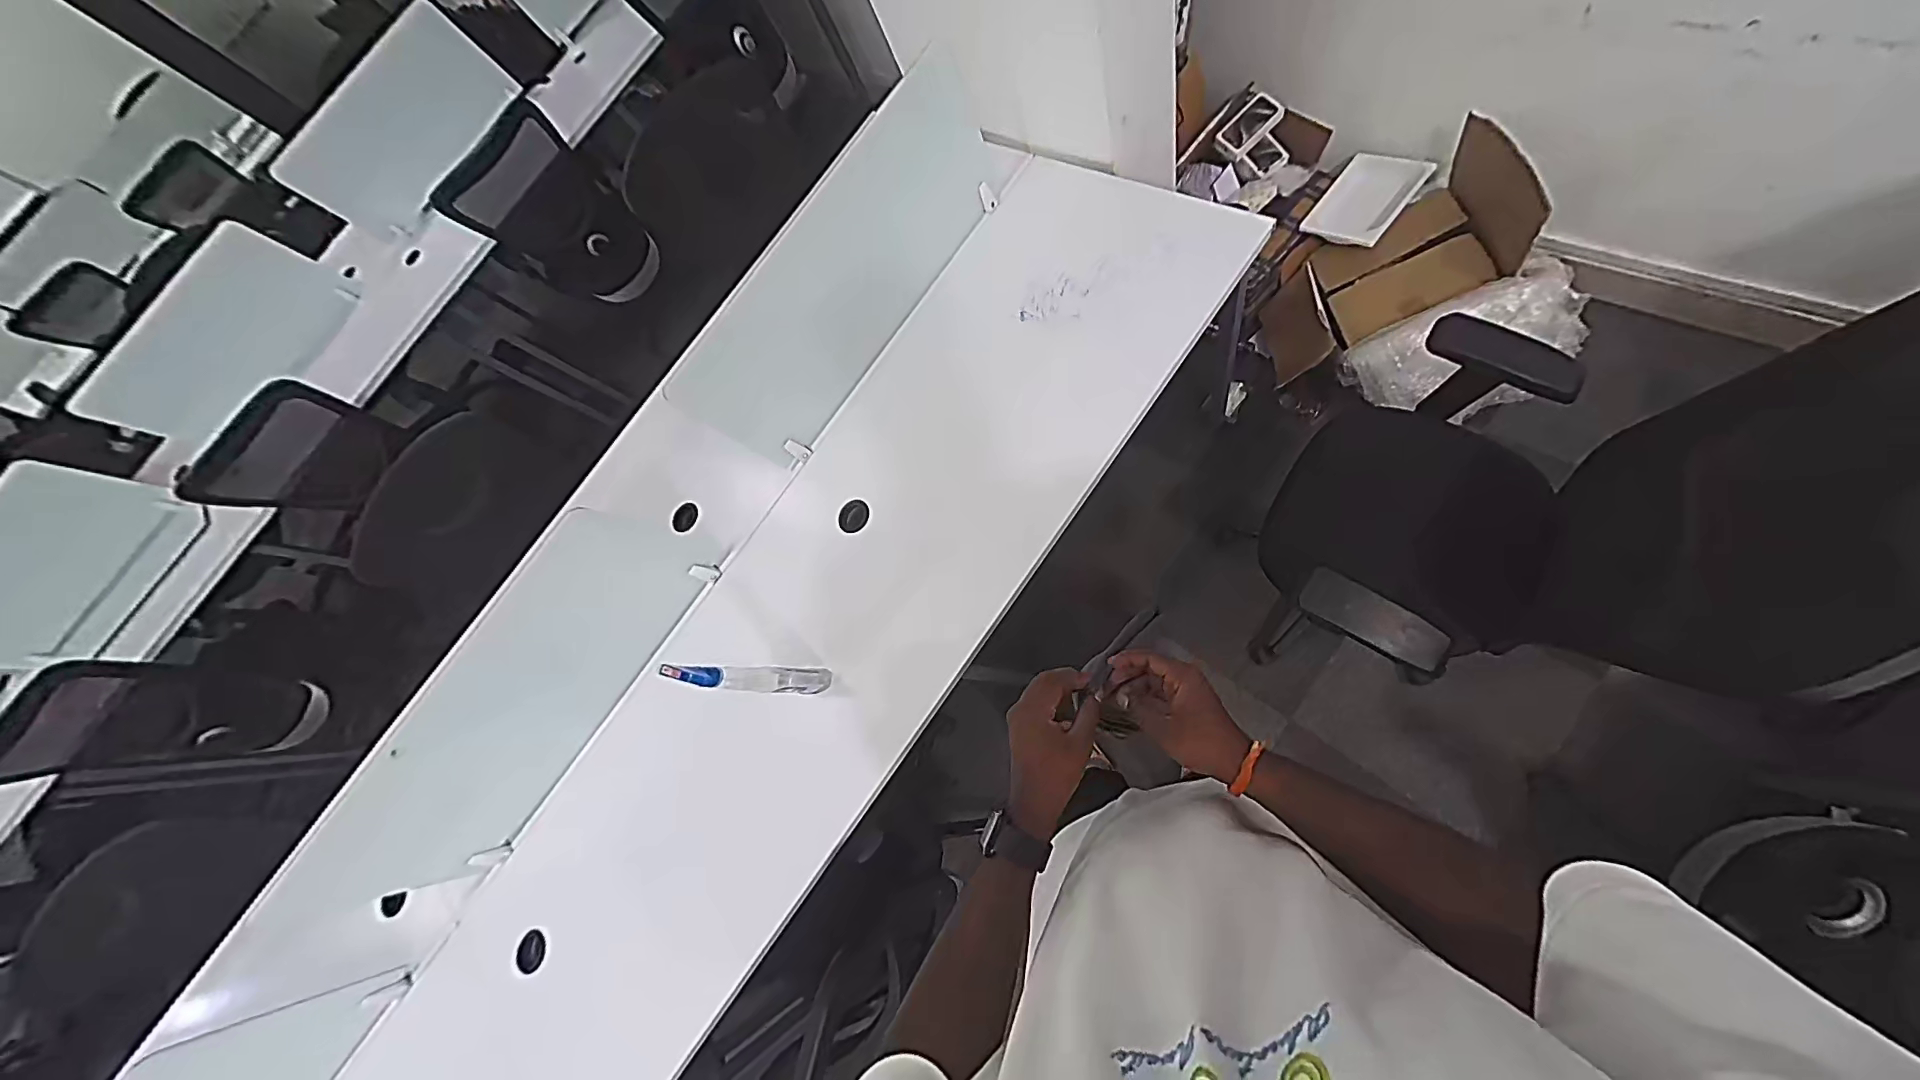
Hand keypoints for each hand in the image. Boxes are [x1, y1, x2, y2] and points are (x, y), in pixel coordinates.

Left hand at [1005, 669, 1099, 840]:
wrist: (1034, 802)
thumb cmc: (1054, 778)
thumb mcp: (1080, 743)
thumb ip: (1089, 713)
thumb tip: (1093, 697)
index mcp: (1033, 711)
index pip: (1052, 680)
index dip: (1073, 676)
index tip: (1090, 680)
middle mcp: (1020, 711)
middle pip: (1042, 681)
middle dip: (1066, 680)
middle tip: (1086, 686)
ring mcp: (1017, 719)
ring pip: (1037, 691)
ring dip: (1058, 690)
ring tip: (1079, 699)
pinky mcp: (1019, 727)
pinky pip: (1034, 704)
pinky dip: (1051, 702)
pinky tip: (1066, 713)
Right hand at [1104, 651, 1251, 782]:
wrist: (1231, 760)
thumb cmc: (1200, 742)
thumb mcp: (1163, 727)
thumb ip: (1138, 708)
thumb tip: (1122, 698)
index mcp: (1183, 676)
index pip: (1149, 658)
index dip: (1127, 660)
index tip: (1108, 666)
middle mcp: (1186, 677)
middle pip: (1151, 666)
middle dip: (1128, 674)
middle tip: (1108, 684)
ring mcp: (1188, 688)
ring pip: (1155, 679)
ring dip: (1136, 685)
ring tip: (1115, 695)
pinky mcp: (1188, 700)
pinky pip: (1162, 690)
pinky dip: (1146, 695)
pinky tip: (1131, 702)